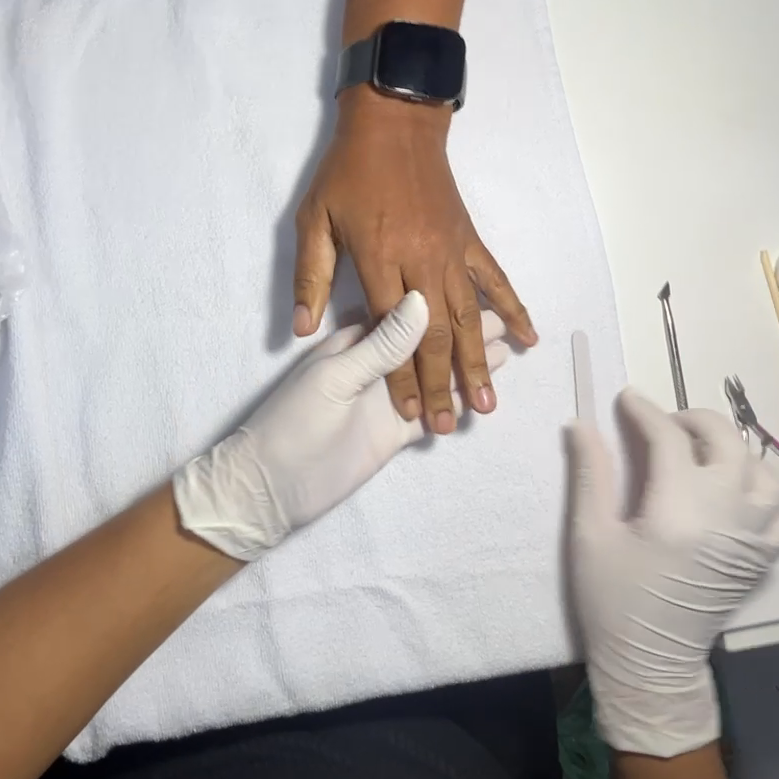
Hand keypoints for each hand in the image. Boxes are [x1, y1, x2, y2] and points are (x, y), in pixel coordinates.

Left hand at [174, 292, 511, 559]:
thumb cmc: (293, 423)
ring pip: (439, 375)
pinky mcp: (393, 432)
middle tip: (508, 322)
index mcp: (356, 341)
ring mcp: (388, 398)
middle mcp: (377, 363)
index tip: (479, 293)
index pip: (408, 315)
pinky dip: (457, 403)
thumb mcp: (336, 378)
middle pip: (432, 343)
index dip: (443, 305)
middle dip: (467, 332)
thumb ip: (381, 345)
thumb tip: (422, 302)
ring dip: (469, 364)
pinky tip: (483, 395)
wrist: (270, 484)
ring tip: (508, 350)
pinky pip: (433, 412)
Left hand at [293, 91, 535, 435]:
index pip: (389, 333)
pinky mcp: (471, 241)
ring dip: (480, 363)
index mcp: (379, 261)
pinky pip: (497, 280)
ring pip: (470, 318)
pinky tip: (529, 338)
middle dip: (442, 385)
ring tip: (489, 404)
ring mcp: (452, 253)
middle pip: (435, 336)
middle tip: (452, 426)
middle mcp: (421, 263)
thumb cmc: (347, 174)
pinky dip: (513, 309)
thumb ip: (310, 278)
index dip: (399, 377)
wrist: (394, 125)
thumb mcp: (314, 221)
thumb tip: (302, 331)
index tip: (410, 415)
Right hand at [566, 390, 778, 757]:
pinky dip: (760, 492)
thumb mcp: (589, 533)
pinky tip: (731, 494)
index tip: (626, 398)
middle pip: (727, 442)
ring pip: (762, 471)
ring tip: (699, 453)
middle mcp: (726, 516)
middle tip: (662, 421)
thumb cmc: (612, 598)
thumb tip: (581, 424)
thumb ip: (590, 473)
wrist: (649, 662)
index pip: (669, 438)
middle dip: (693, 419)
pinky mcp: (762, 560)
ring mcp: (752, 539)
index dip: (645, 411)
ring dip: (731, 451)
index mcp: (678, 508)